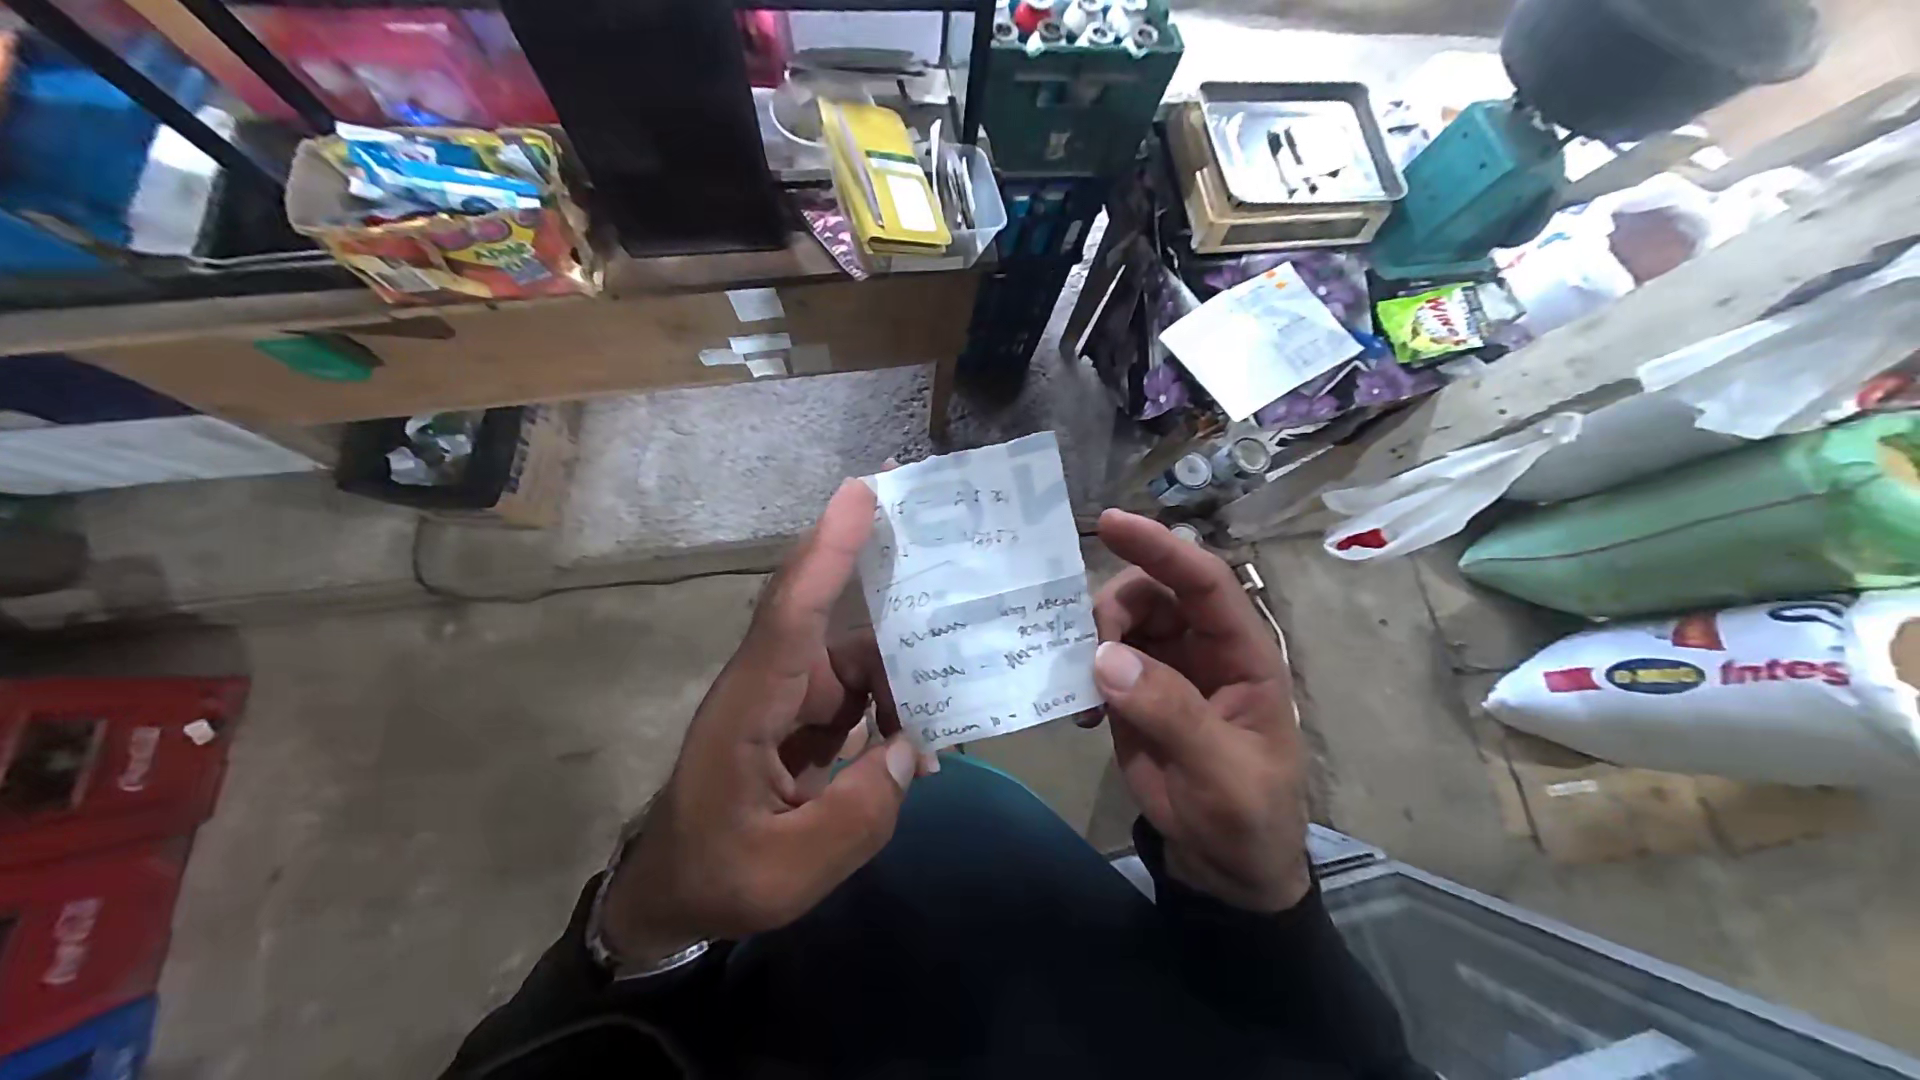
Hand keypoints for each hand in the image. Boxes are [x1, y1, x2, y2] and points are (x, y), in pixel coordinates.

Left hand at [600, 479, 921, 964]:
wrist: (672, 893)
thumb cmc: (715, 877)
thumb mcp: (788, 873)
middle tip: (933, 523)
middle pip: (833, 616)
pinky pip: (861, 691)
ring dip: (905, 670)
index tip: (861, 491)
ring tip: (959, 682)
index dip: (827, 551)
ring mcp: (789, 697)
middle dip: (872, 558)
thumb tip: (911, 750)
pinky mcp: (804, 714)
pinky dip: (895, 705)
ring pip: (859, 658)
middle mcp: (771, 683)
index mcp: (750, 707)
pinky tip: (925, 736)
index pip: (792, 613)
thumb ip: (858, 814)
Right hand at [1090, 509, 1310, 912]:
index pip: (1204, 582)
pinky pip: (1097, 659)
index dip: (1161, 548)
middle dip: (1113, 608)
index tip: (1110, 523)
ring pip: (1118, 622)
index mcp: (1242, 653)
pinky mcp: (1132, 691)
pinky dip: (1080, 672)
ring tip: (1085, 689)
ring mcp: (1163, 668)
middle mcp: (1201, 648)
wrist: (1223, 863)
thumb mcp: (1223, 773)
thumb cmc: (1246, 816)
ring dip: (1091, 640)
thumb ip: (1172, 713)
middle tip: (1089, 653)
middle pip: (1150, 593)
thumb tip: (1107, 657)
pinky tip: (1081, 710)